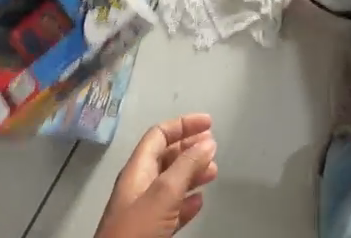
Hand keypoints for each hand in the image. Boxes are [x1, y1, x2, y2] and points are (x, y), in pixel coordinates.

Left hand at [95, 115, 219, 237]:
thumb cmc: (136, 230)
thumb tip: (208, 141)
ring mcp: (143, 211)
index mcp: (137, 170)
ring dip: (193, 174)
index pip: (159, 134)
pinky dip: (187, 202)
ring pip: (171, 183)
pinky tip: (199, 203)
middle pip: (166, 156)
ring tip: (213, 173)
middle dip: (191, 149)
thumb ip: (185, 166)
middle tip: (214, 148)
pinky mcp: (150, 232)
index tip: (209, 123)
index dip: (184, 124)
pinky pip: (171, 209)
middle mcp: (139, 186)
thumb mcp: (163, 193)